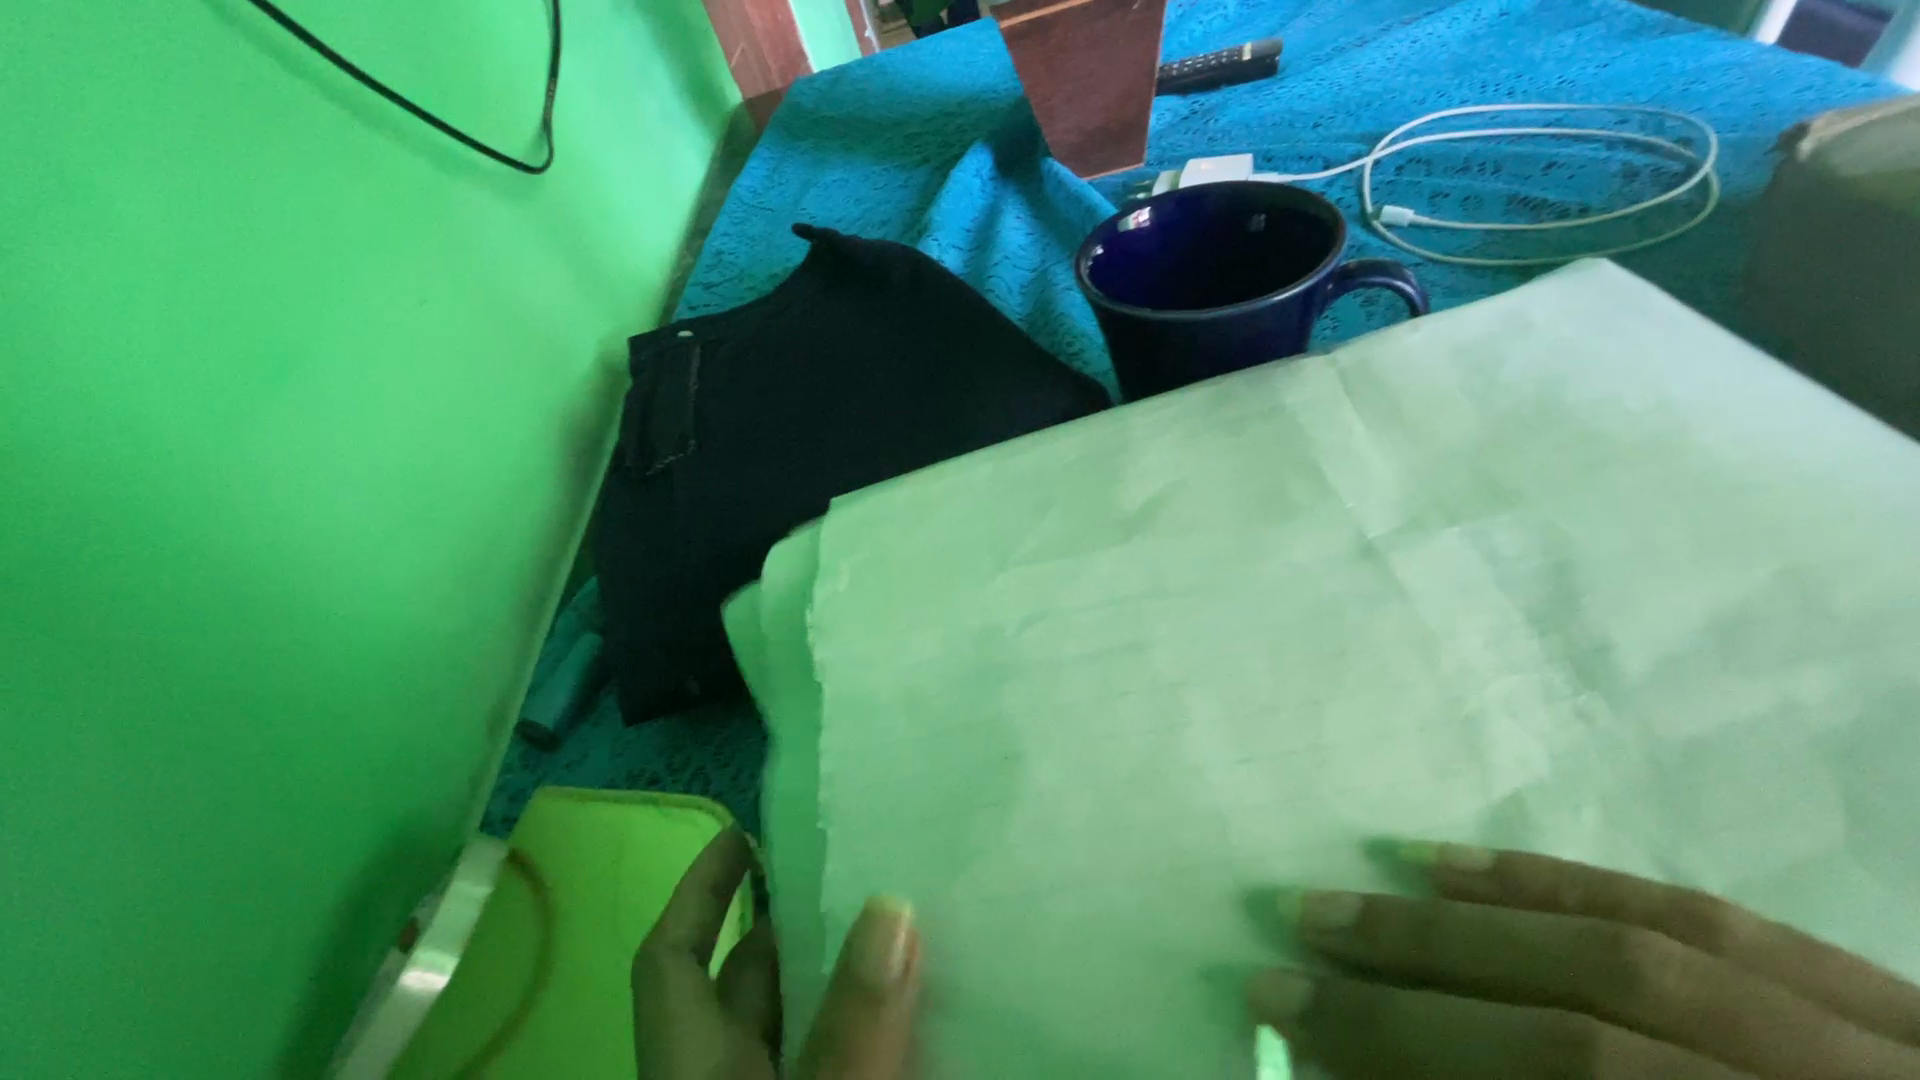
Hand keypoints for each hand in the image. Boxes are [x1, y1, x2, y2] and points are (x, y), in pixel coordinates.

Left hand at [632, 829, 921, 1079]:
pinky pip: (820, 1058)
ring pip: (788, 1023)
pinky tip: (911, 1010)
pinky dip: (855, 1028)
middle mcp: (714, 1076)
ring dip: (832, 976)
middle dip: (789, 923)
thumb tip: (891, 904)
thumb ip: (852, 1017)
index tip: (742, 832)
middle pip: (738, 984)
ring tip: (897, 925)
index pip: (672, 956)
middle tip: (853, 871)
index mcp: (690, 1062)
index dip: (700, 889)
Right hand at [1249, 844, 1919, 1078]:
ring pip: (1641, 949)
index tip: (1286, 1009)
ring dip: (1473, 919)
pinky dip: (1564, 880)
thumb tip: (1350, 1072)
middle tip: (1297, 929)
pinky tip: (1459, 862)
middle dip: (1417, 977)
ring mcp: (1885, 1051)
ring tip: (1354, 897)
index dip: (1402, 1050)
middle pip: (1586, 1032)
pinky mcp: (1887, 996)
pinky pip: (1704, 911)